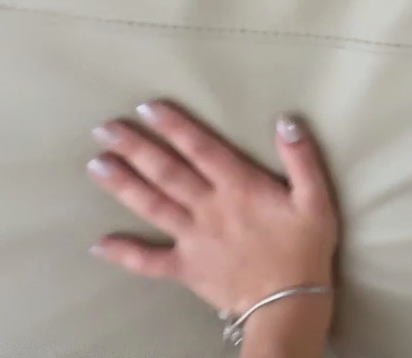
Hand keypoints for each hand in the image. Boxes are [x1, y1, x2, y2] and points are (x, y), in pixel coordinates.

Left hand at [87, 101, 337, 338]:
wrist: (288, 303)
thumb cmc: (305, 246)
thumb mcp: (315, 197)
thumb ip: (300, 157)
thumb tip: (285, 121)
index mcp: (239, 187)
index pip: (201, 148)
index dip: (175, 126)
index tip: (149, 108)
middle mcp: (209, 208)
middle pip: (167, 173)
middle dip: (136, 148)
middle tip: (106, 129)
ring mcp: (193, 239)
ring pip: (153, 207)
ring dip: (123, 185)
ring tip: (96, 165)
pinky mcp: (186, 269)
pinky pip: (149, 261)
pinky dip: (123, 252)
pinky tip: (99, 243)